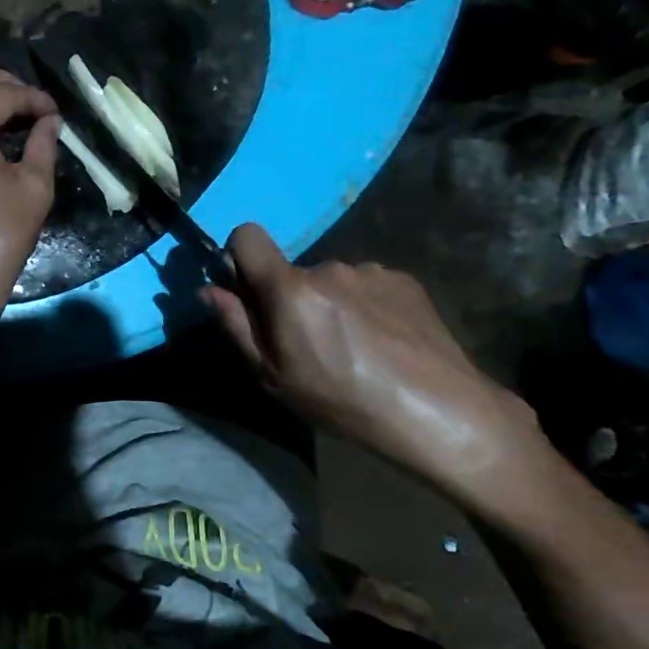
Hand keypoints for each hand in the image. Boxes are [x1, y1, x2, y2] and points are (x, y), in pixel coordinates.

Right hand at [202, 223, 548, 507]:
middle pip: (290, 271)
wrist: (441, 413)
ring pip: (330, 281)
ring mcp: (371, 271)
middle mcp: (328, 267)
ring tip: (353, 348)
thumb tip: (207, 289)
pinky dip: (364, 306)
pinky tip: (383, 343)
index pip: (246, 235)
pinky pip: (366, 285)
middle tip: (309, 345)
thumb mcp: (272, 374)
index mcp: (289, 288)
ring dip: (330, 303)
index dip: (238, 256)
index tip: (248, 292)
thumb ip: (235, 325)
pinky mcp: (405, 280)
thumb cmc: (341, 400)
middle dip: (289, 297)